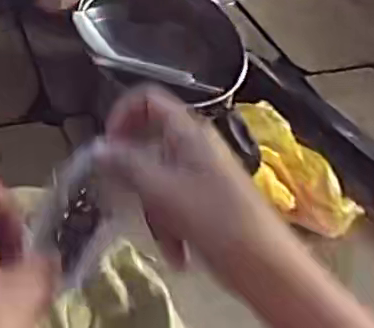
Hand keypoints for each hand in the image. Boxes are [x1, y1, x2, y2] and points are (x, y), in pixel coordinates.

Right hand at [95, 84, 291, 274]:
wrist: (276, 275)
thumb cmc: (220, 224)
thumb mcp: (162, 192)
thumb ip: (125, 165)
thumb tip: (96, 147)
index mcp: (187, 130)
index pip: (146, 98)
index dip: (121, 114)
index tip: (107, 144)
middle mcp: (196, 144)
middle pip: (148, 142)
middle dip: (135, 175)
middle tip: (126, 197)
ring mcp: (206, 172)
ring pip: (159, 175)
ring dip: (153, 208)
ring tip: (162, 239)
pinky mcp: (213, 201)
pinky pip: (176, 199)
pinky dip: (171, 223)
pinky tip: (177, 252)